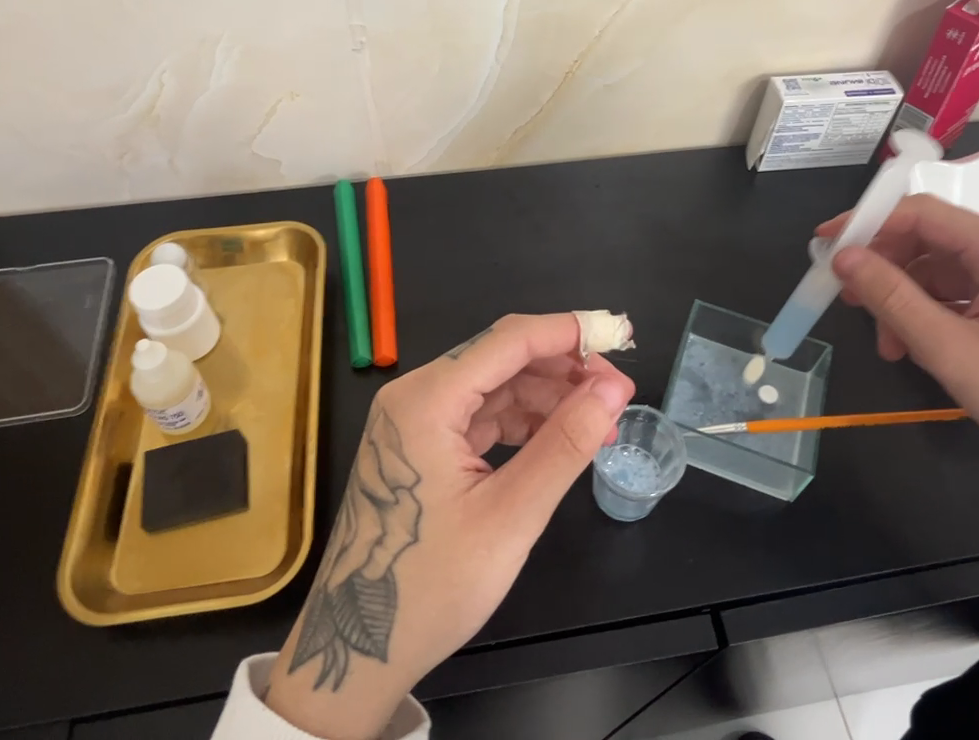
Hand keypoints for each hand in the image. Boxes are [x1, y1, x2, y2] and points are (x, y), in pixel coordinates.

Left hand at [266, 313, 634, 738]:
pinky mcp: (421, 446)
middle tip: (617, 395)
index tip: (620, 338)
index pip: (509, 340)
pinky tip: (557, 439)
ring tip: (597, 422)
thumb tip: (612, 391)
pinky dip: (522, 421)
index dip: (569, 332)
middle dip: (563, 368)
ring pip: (494, 385)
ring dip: (547, 396)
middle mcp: (415, 396)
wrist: (358, 646)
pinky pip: (480, 415)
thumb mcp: (510, 516)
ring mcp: (414, 421)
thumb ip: (564, 446)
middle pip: (501, 357)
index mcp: (426, 400)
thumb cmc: (431, 586)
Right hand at [820, 195, 978, 463]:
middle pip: (928, 241)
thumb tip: (842, 257)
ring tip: (887, 346)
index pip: (921, 213)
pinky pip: (957, 293)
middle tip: (848, 301)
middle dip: (883, 270)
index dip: (868, 223)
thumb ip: (891, 297)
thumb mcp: (950, 349)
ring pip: (937, 271)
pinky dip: (928, 314)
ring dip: (903, 301)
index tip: (826, 247)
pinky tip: (913, 348)